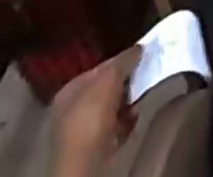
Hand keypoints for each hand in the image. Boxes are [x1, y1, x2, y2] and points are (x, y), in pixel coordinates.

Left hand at [51, 46, 140, 176]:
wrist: (86, 165)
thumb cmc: (91, 116)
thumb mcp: (108, 80)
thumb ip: (122, 61)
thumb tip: (138, 48)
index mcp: (70, 89)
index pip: (97, 69)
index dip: (118, 62)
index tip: (139, 59)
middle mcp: (73, 110)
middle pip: (105, 90)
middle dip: (124, 85)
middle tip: (142, 80)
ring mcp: (84, 132)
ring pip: (111, 111)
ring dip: (127, 105)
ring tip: (139, 101)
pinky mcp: (97, 150)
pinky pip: (116, 131)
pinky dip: (126, 125)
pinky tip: (134, 121)